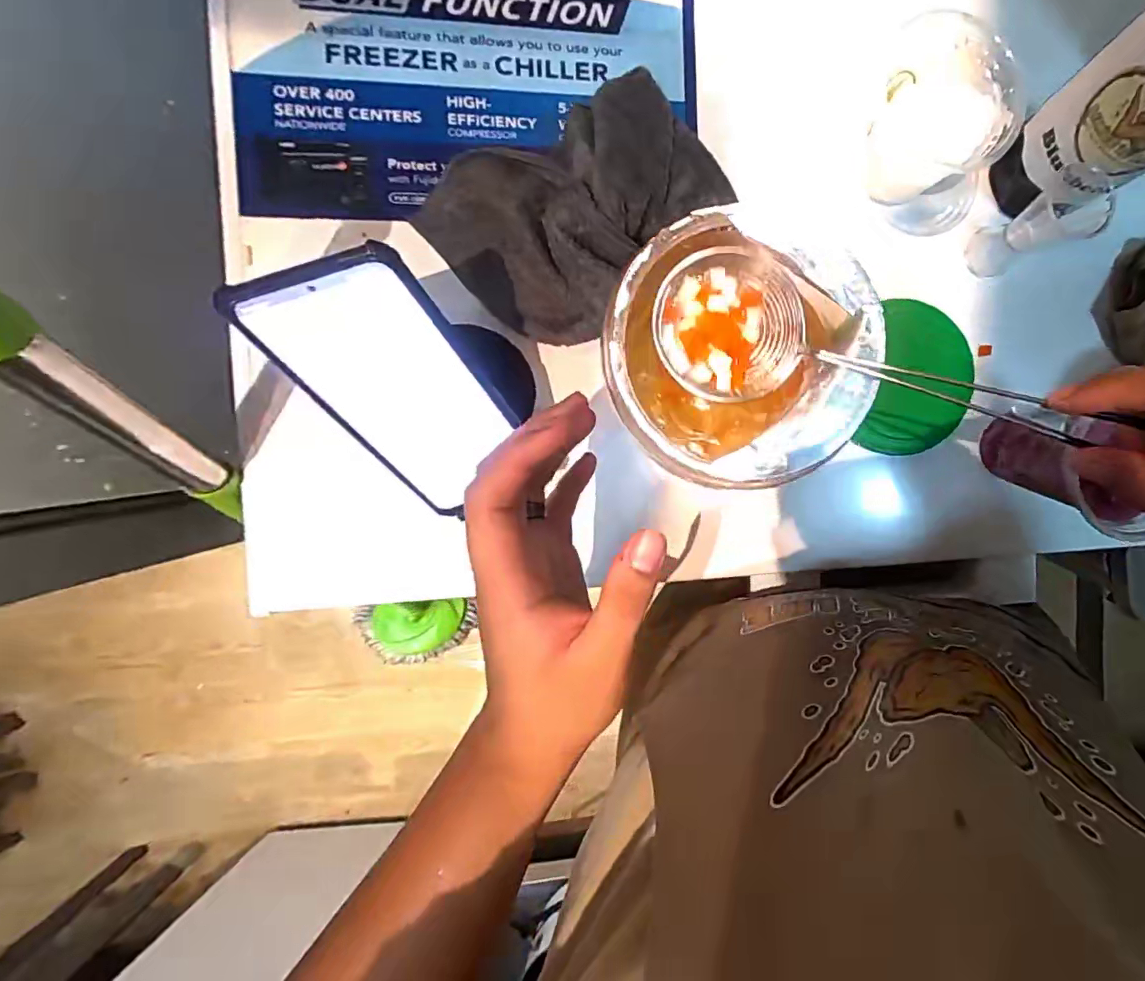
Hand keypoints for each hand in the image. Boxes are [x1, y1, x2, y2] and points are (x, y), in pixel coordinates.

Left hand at [462, 392, 666, 780]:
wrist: (531, 738)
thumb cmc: (560, 703)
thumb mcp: (603, 656)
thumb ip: (627, 597)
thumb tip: (653, 533)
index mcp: (504, 575)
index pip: (491, 499)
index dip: (521, 455)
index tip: (566, 427)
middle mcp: (504, 558)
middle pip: (500, 482)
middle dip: (533, 439)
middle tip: (581, 406)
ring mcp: (522, 560)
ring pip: (520, 492)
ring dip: (545, 451)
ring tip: (584, 418)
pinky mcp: (541, 566)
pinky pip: (544, 512)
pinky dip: (562, 480)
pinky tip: (587, 460)